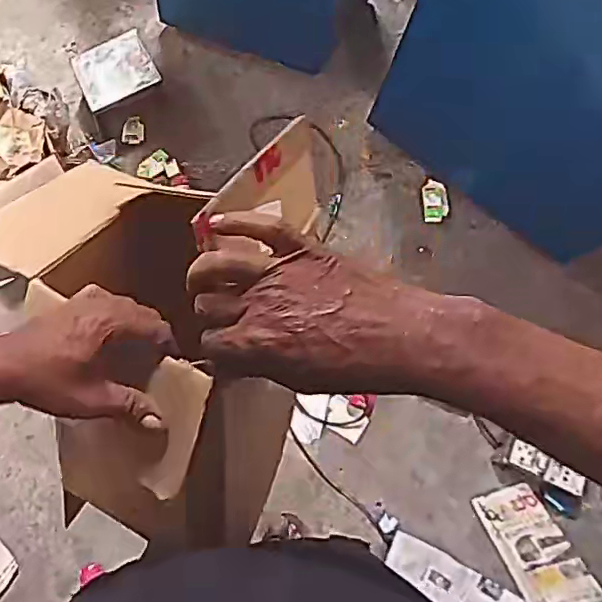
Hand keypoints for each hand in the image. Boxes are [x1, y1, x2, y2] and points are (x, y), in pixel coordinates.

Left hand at [0, 285, 178, 427]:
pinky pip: (101, 301)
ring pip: (121, 304)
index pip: (154, 325)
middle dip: (153, 332)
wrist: (1, 366)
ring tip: (136, 346)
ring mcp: (79, 301)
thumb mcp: (90, 399)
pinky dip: (113, 314)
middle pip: (140, 311)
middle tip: (157, 356)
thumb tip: (156, 418)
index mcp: (109, 322)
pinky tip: (106, 334)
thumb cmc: (42, 379)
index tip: (171, 360)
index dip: (168, 343)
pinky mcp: (65, 306)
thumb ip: (127, 405)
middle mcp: (97, 304)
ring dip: (134, 321)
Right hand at [186, 212, 464, 394]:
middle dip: (206, 312)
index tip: (218, 347)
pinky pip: (260, 227)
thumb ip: (262, 367)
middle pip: (207, 305)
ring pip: (217, 264)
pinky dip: (235, 221)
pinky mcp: (300, 250)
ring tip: (201, 275)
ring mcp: (277, 272)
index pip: (211, 344)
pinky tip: (216, 224)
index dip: (211, 348)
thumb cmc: (357, 366)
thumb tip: (238, 363)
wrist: (401, 336)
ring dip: (202, 271)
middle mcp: (258, 306)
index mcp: (257, 344)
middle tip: (216, 313)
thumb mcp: (301, 380)